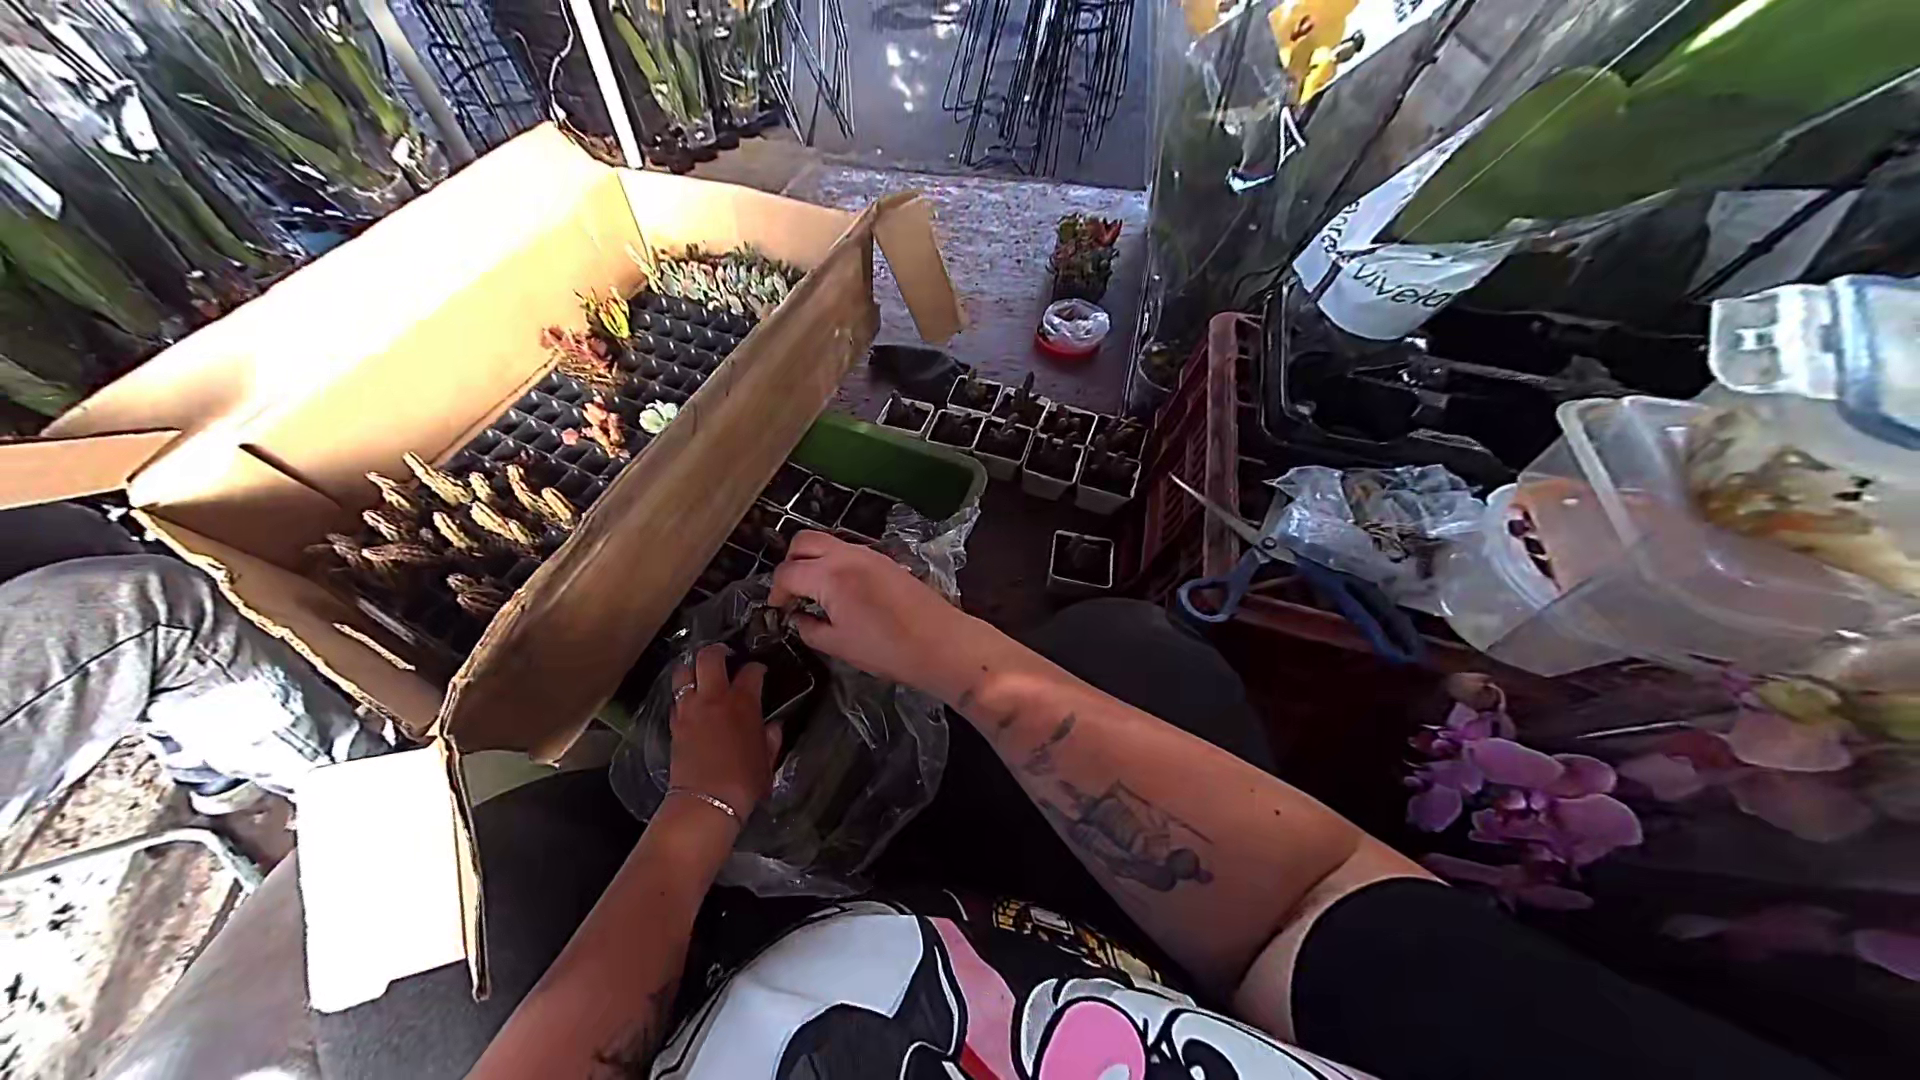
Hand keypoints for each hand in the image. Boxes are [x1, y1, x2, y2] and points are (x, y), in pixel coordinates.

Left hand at [667, 644, 781, 820]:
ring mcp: (689, 710)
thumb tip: (772, 726)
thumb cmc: (745, 781)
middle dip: (717, 650)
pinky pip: (676, 698)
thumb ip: (771, 737)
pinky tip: (692, 702)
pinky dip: (684, 695)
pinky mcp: (673, 725)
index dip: (757, 668)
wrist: (705, 803)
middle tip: (725, 655)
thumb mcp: (768, 758)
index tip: (760, 672)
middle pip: (709, 657)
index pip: (751, 671)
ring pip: (683, 672)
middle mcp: (714, 698)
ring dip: (693, 668)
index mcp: (743, 702)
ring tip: (702, 674)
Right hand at [768, 531, 980, 695]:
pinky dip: (835, 563)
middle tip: (792, 593)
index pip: (787, 572)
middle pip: (803, 541)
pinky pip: (850, 551)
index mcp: (830, 576)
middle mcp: (848, 555)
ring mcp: (870, 554)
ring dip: (813, 560)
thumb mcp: (839, 645)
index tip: (778, 609)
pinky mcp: (886, 560)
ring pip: (828, 542)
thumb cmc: (888, 649)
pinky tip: (841, 591)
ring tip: (815, 593)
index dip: (775, 592)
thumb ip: (809, 629)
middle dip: (790, 563)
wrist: (941, 643)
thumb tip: (798, 619)